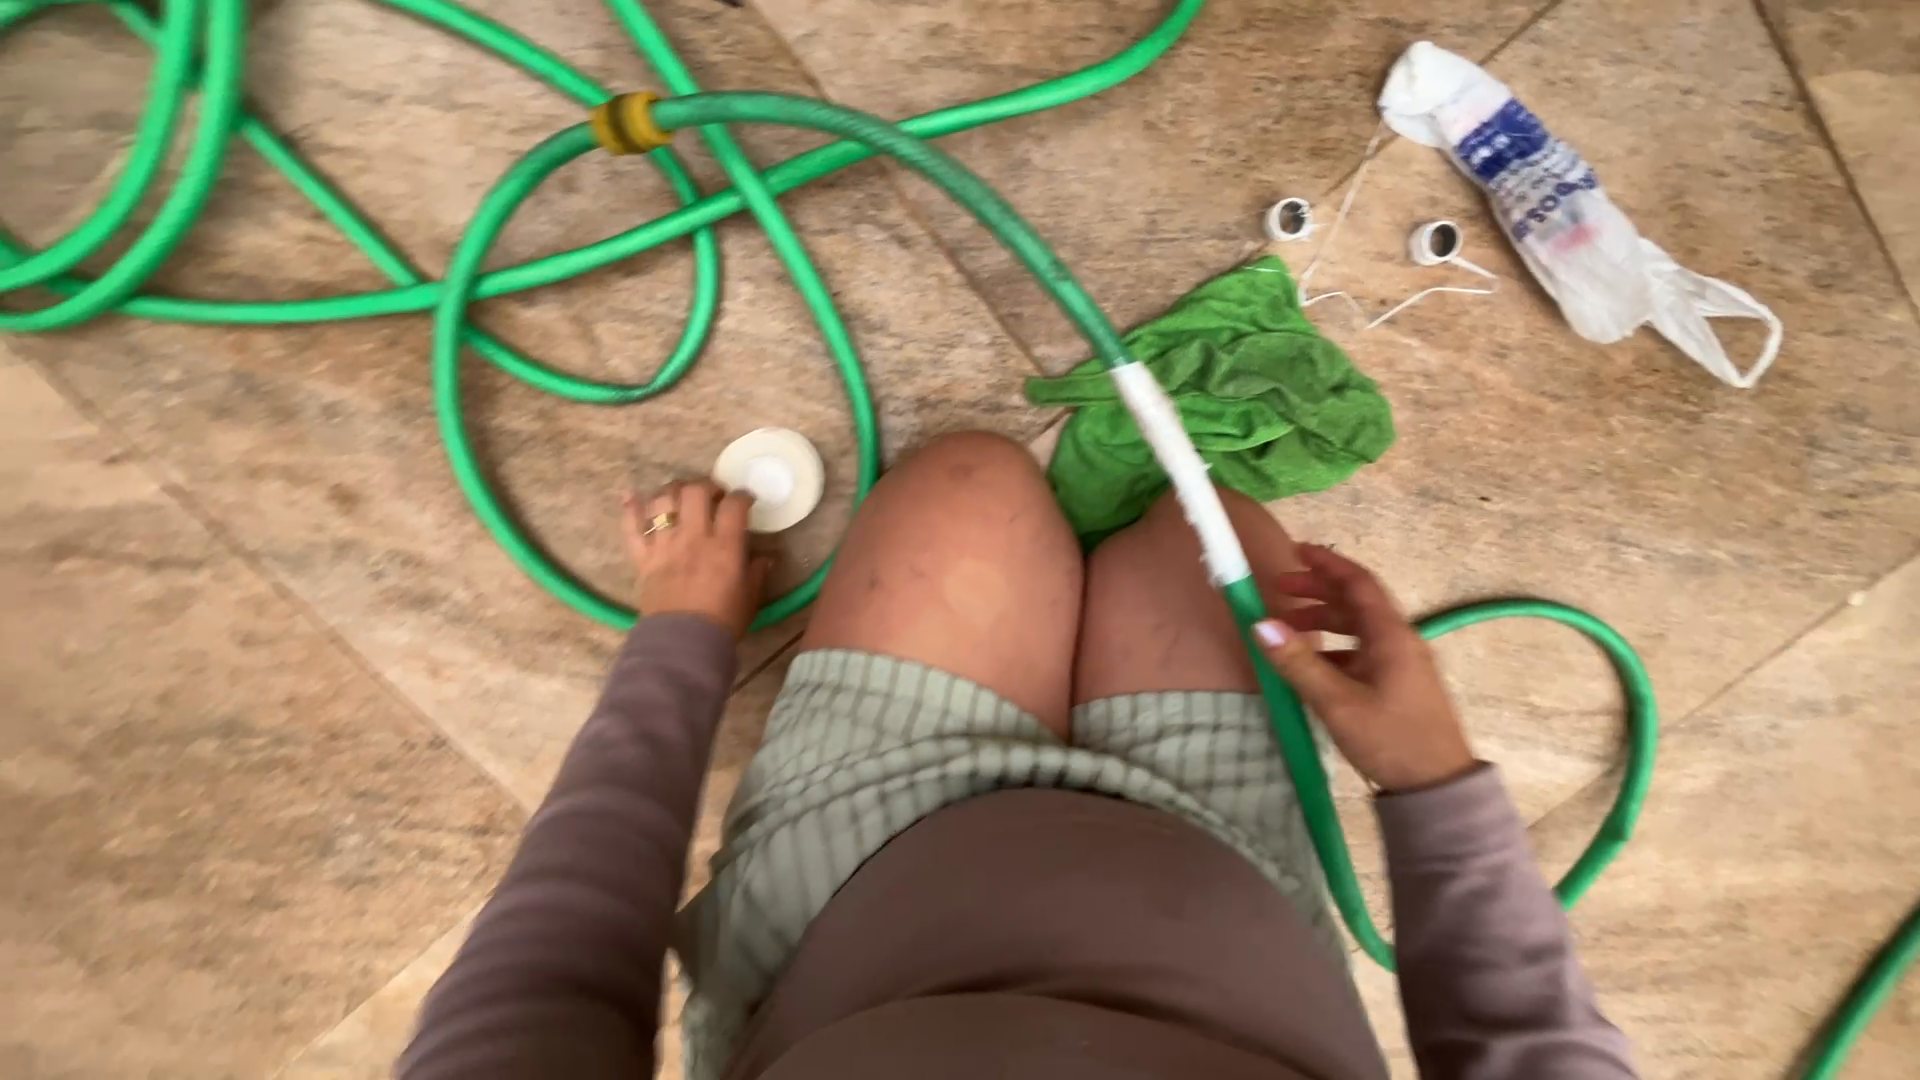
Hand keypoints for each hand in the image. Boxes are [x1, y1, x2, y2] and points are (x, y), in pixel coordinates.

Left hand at [622, 481, 771, 640]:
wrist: (682, 645)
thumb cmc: (722, 622)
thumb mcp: (750, 597)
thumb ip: (756, 572)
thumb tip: (764, 557)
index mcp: (724, 547)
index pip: (734, 505)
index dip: (741, 496)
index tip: (745, 500)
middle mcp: (693, 538)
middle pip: (695, 492)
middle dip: (706, 486)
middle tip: (712, 496)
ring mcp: (664, 545)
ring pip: (663, 500)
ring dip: (672, 491)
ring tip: (680, 496)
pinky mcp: (642, 558)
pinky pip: (631, 525)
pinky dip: (630, 507)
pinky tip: (631, 495)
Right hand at [1252, 544, 1474, 793]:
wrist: (1437, 789)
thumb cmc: (1390, 739)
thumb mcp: (1337, 702)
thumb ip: (1298, 662)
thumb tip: (1260, 625)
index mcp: (1391, 636)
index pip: (1358, 583)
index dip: (1327, 563)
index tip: (1296, 550)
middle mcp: (1398, 641)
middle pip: (1356, 601)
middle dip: (1317, 589)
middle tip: (1279, 587)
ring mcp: (1399, 663)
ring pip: (1357, 626)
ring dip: (1322, 617)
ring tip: (1288, 623)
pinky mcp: (1396, 684)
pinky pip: (1359, 650)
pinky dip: (1331, 644)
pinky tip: (1309, 660)